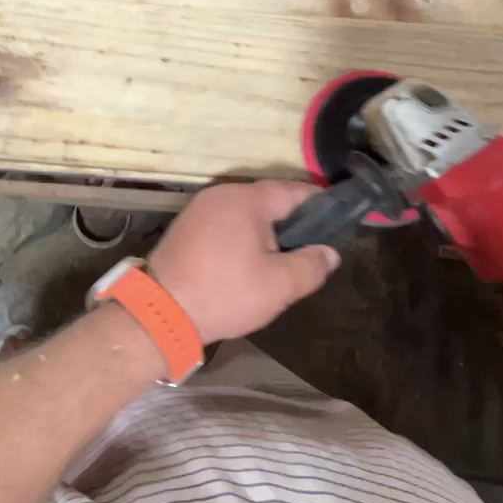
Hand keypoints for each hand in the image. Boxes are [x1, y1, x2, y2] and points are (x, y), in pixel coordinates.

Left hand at [145, 181, 341, 344]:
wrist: (161, 311)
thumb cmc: (225, 293)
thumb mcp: (279, 285)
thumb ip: (311, 265)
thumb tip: (330, 252)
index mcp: (246, 199)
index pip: (294, 191)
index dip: (320, 204)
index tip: (341, 218)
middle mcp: (221, 194)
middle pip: (268, 200)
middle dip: (292, 221)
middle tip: (314, 246)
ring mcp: (200, 209)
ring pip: (246, 213)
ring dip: (266, 230)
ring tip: (286, 257)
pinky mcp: (186, 227)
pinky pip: (226, 223)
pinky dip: (243, 236)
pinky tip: (252, 260)